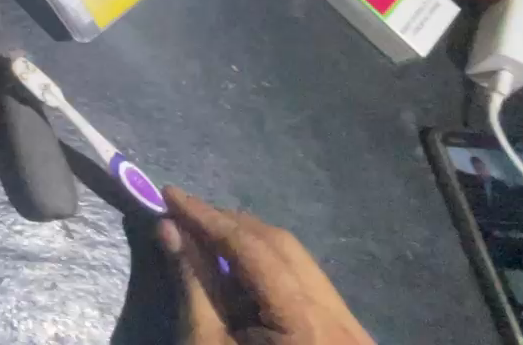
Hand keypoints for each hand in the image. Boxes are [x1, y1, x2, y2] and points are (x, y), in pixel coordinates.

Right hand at [160, 188, 375, 344]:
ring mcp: (355, 335)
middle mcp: (344, 325)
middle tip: (182, 213)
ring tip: (203, 238)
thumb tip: (168, 226)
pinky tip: (235, 271)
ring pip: (297, 262)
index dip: (207, 216)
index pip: (252, 248)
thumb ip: (191, 281)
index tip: (167, 193)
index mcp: (308, 329)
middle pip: (281, 246)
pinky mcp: (351, 342)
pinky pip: (307, 286)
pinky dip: (267, 270)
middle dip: (227, 224)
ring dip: (246, 244)